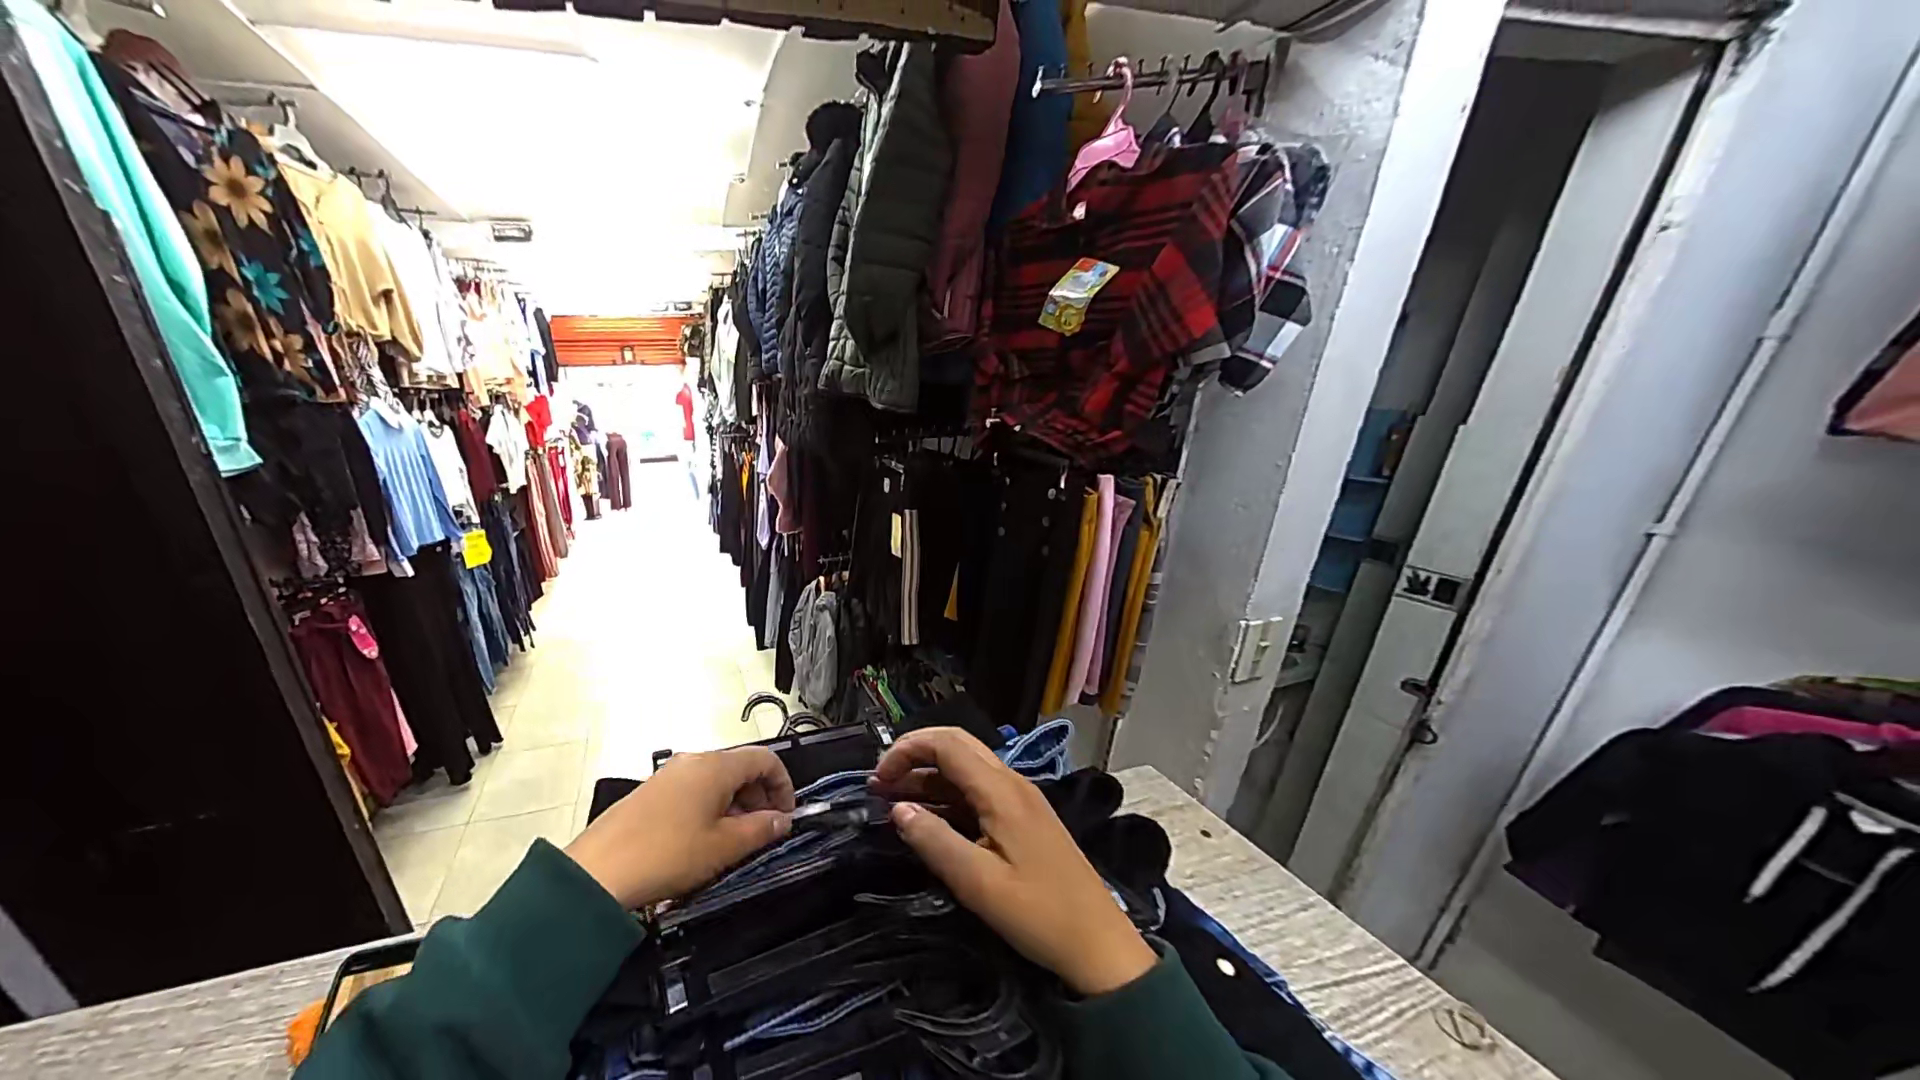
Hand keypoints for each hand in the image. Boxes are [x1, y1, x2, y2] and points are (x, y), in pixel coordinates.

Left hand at [564, 746, 794, 907]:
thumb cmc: (665, 856)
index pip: (765, 760)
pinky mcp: (650, 793)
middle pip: (740, 768)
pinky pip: (693, 791)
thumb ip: (762, 829)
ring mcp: (668, 776)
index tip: (786, 814)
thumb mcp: (725, 846)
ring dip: (735, 805)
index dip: (783, 785)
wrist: (595, 876)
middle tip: (764, 831)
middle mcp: (692, 762)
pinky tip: (704, 841)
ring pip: (716, 781)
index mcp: (715, 766)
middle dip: (760, 797)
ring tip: (735, 841)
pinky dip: (709, 809)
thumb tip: (782, 820)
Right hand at [871, 727, 1156, 995]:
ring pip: (967, 768)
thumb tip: (897, 809)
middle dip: (914, 756)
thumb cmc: (1039, 914)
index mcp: (1001, 790)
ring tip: (893, 801)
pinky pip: (979, 791)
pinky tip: (929, 818)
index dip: (906, 751)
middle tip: (880, 785)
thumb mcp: (978, 884)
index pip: (947, 744)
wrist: (1099, 943)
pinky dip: (948, 795)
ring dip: (929, 776)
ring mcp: (1021, 799)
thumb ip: (935, 841)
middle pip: (957, 746)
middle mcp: (1012, 783)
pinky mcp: (1024, 817)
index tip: (877, 781)